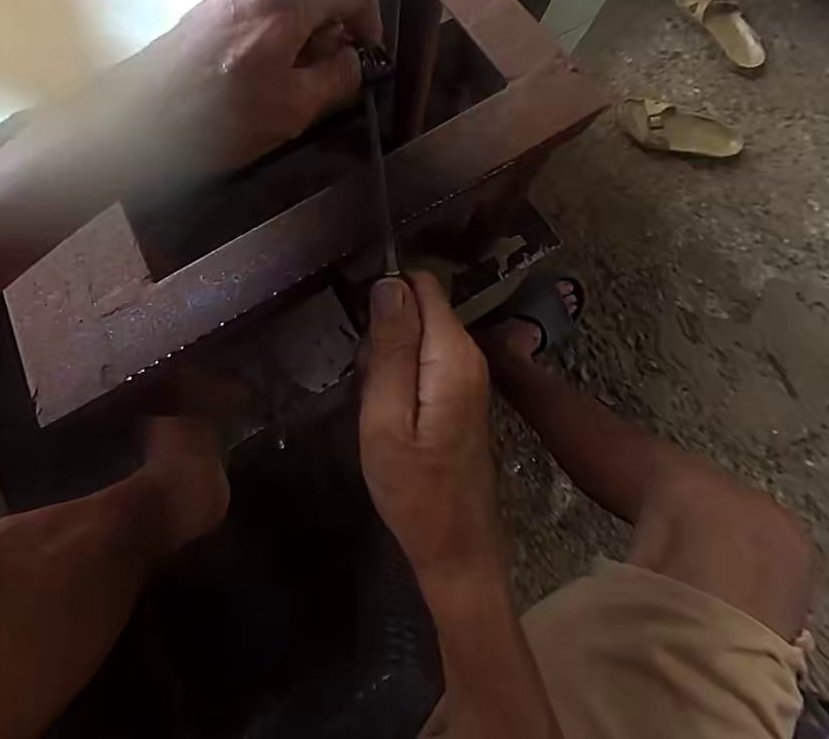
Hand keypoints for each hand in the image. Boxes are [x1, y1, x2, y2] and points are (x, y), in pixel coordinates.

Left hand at [112, 0, 380, 176]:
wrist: (136, 123)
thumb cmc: (218, 117)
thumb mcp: (295, 106)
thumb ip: (339, 76)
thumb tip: (353, 61)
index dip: (371, 27)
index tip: (362, 63)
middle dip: (335, 31)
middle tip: (325, 78)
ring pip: (291, 1)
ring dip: (305, 36)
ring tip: (290, 82)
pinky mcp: (207, 7)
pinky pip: (261, 11)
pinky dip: (276, 35)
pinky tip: (260, 75)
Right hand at [358, 273, 505, 582]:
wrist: (454, 545)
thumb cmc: (412, 488)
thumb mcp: (386, 418)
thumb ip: (390, 348)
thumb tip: (389, 283)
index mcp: (451, 354)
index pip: (421, 285)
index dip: (384, 293)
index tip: (360, 330)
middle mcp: (468, 354)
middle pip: (416, 306)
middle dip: (381, 329)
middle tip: (366, 380)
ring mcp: (466, 373)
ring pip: (413, 332)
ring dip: (384, 356)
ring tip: (374, 401)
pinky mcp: (458, 390)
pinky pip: (419, 358)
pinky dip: (395, 375)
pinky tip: (386, 410)